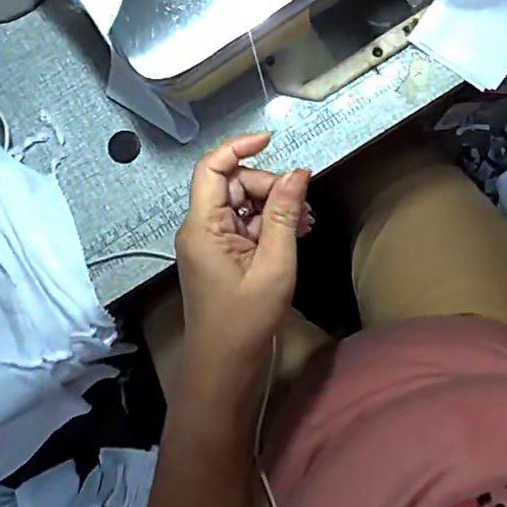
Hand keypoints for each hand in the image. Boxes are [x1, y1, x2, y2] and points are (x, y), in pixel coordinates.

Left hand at [173, 133, 312, 406]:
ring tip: (305, 225)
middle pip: (234, 185)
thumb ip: (285, 214)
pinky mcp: (220, 254)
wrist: (224, 366)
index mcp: (203, 226)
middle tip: (303, 207)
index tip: (271, 140)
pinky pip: (245, 225)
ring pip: (242, 204)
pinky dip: (269, 225)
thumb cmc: (246, 320)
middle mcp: (200, 227)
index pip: (212, 168)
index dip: (239, 147)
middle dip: (270, 187)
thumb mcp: (274, 264)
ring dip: (275, 207)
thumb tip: (299, 171)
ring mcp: (210, 241)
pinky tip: (295, 234)